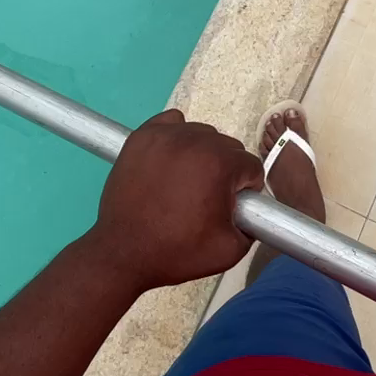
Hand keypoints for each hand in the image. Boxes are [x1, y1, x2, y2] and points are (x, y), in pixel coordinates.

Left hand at [80, 109, 263, 293]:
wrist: (122, 253)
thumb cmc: (176, 252)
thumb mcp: (229, 250)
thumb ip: (253, 227)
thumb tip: (253, 212)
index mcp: (219, 164)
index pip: (250, 166)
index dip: (245, 190)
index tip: (230, 206)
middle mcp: (195, 140)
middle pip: (228, 147)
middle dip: (225, 171)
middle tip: (206, 198)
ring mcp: (165, 135)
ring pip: (202, 134)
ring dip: (202, 154)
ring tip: (185, 182)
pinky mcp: (142, 136)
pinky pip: (172, 122)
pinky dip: (177, 136)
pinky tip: (171, 159)